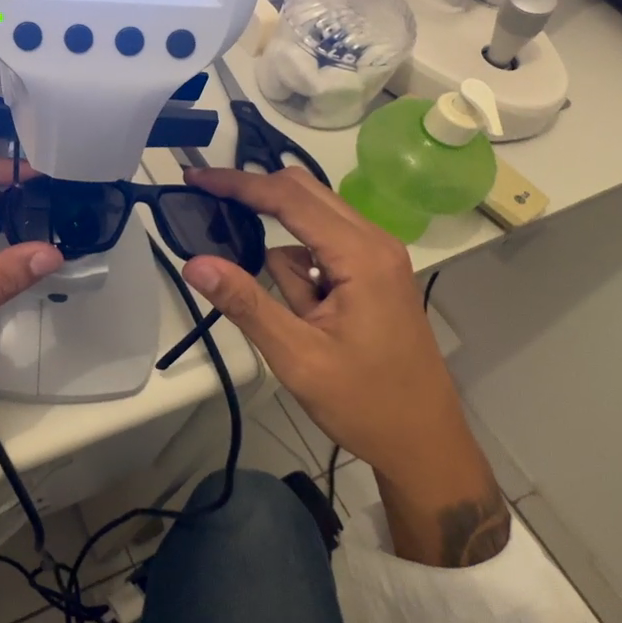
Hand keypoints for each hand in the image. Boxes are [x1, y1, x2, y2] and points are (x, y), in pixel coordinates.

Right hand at [180, 166, 508, 567]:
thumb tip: (195, 263)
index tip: (196, 178)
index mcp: (360, 256)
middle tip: (208, 209)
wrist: (426, 444)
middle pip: (303, 193)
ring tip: (293, 315)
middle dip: (255, 198)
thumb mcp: (297, 357)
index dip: (237, 184)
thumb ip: (246, 303)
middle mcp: (375, 242)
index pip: (288, 197)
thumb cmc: (365, 403)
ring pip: (311, 222)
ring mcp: (379, 257)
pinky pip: (323, 246)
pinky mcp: (375, 274)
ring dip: (283, 252)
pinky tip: (305, 313)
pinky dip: (300, 265)